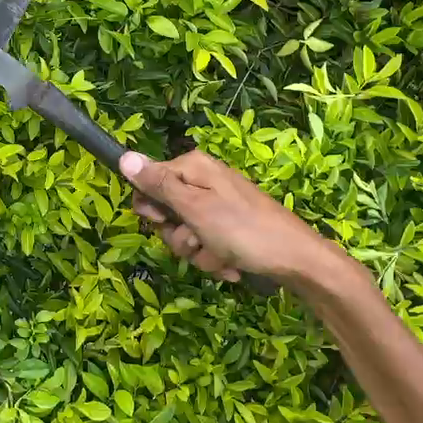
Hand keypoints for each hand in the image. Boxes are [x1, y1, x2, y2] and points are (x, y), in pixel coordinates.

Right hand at [120, 150, 333, 286]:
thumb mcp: (194, 208)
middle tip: (198, 241)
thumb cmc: (244, 230)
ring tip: (221, 256)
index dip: (151, 208)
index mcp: (193, 168)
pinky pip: (206, 245)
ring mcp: (218, 205)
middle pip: (165, 211)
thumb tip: (124, 157)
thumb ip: (158, 184)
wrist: (298, 261)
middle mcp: (204, 181)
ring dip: (199, 252)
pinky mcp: (230, 227)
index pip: (147, 183)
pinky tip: (232, 265)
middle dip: (178, 236)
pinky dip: (215, 259)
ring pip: (185, 233)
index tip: (164, 222)